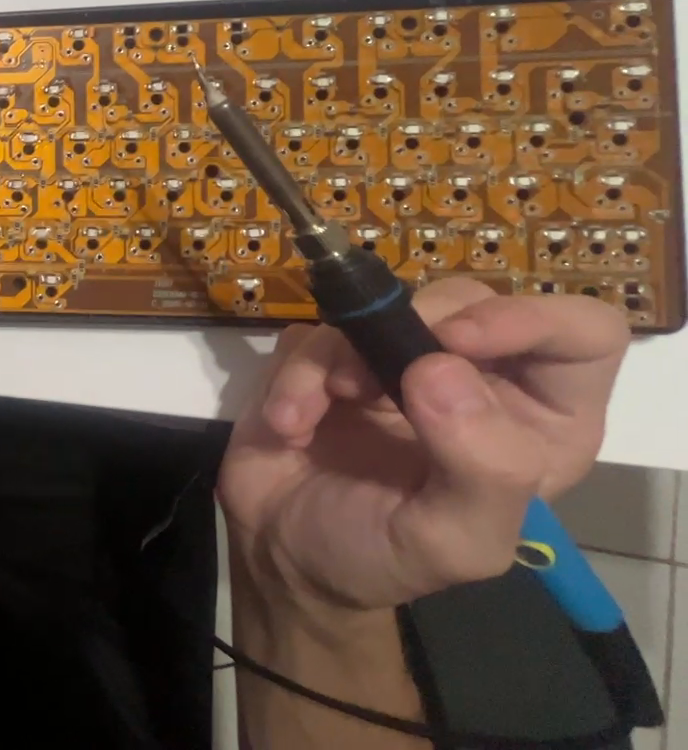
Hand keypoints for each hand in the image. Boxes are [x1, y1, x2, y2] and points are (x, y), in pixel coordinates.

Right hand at [218, 278, 629, 612]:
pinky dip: (288, 377)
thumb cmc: (381, 556)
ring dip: (326, 362)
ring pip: (371, 312)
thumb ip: (481, 468)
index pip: (578, 334)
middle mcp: (469, 382)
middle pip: (463, 301)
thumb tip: (440, 368)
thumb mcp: (454, 540)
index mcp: (533, 422)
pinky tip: (284, 424)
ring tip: (300, 419)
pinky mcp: (319, 361)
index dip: (526, 320)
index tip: (450, 341)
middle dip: (400, 331)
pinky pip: (307, 335)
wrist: (279, 552)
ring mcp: (385, 366)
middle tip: (354, 384)